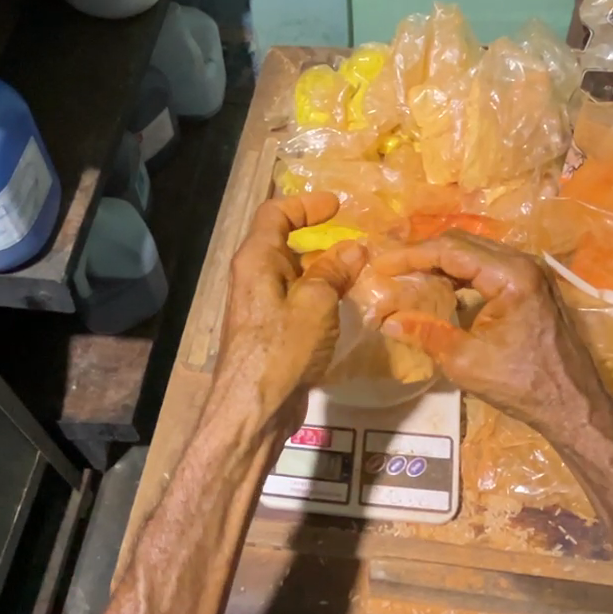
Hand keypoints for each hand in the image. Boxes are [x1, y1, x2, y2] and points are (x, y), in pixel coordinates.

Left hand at [219, 194, 366, 416]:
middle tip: (354, 237)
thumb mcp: (316, 304)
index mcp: (256, 260)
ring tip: (359, 269)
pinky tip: (345, 304)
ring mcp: (261, 306)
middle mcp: (254, 277)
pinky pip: (296, 300)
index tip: (336, 205)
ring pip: (293, 274)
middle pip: (283, 243)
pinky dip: (319, 294)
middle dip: (317, 237)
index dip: (305, 204)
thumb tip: (354, 249)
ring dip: (323, 268)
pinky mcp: (271, 332)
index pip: (275, 214)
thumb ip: (334, 272)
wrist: (254, 409)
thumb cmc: (282, 348)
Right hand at [368, 231, 612, 447]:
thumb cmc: (521, 384)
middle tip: (390, 267)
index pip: (450, 250)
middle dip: (423, 254)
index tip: (381, 264)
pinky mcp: (530, 285)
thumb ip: (426, 333)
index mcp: (510, 275)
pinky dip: (459, 273)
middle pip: (462, 243)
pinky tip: (439, 287)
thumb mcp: (465, 361)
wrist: (573, 404)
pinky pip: (487, 267)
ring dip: (441, 262)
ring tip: (408, 275)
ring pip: (475, 252)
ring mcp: (530, 272)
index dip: (410, 255)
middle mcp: (523, 263)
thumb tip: (388, 320)